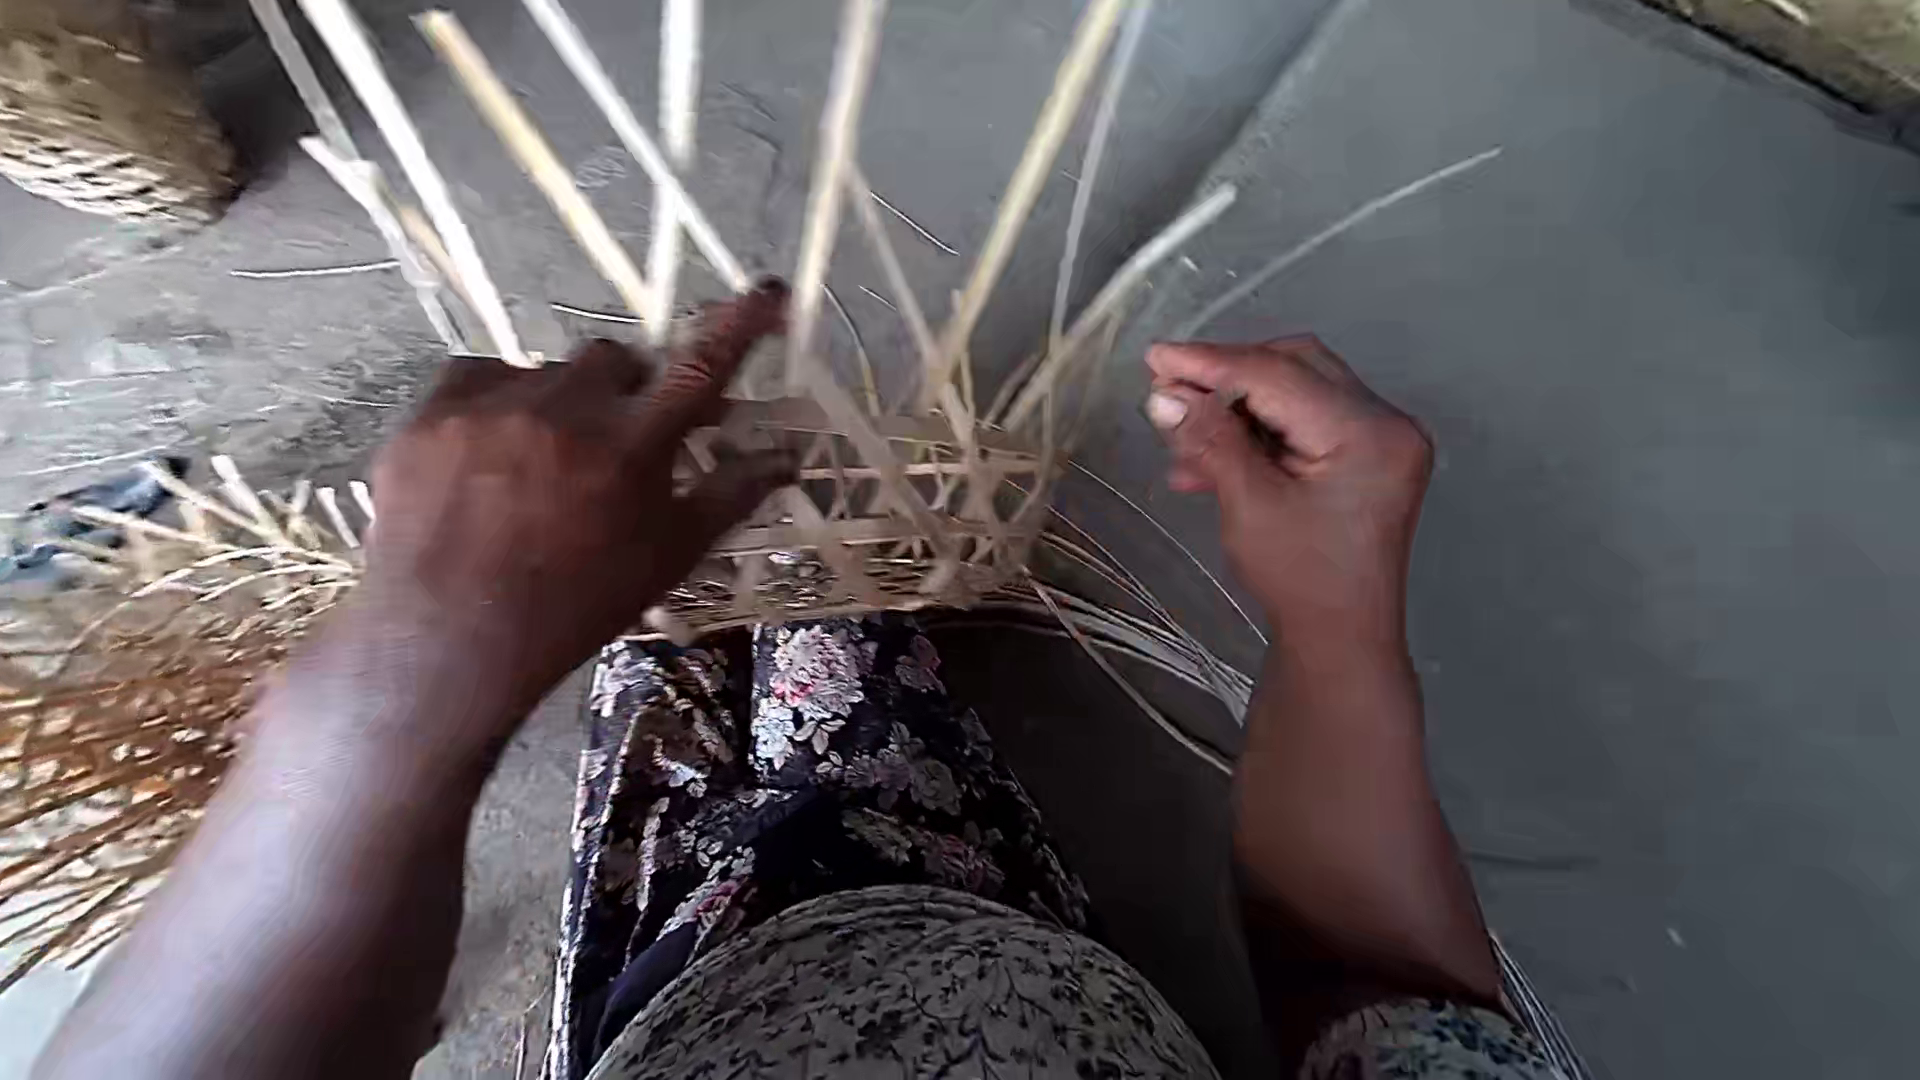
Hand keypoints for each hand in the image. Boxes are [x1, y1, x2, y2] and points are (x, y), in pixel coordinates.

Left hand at [350, 280, 793, 723]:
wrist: (455, 640)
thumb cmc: (587, 599)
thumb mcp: (674, 552)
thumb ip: (733, 494)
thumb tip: (789, 460)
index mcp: (634, 446)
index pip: (702, 368)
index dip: (741, 326)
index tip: (768, 292)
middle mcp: (566, 409)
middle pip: (621, 359)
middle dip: (635, 389)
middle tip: (630, 434)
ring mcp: (491, 405)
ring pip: (553, 371)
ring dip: (572, 401)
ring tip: (557, 456)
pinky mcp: (429, 414)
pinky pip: (483, 375)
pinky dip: (507, 399)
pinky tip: (501, 447)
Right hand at [1144, 337, 1431, 640]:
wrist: (1336, 635)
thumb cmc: (1297, 576)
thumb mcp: (1248, 504)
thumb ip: (1209, 441)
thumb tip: (1162, 395)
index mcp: (1368, 431)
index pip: (1278, 375)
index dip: (1210, 363)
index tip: (1155, 357)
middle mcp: (1382, 421)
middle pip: (1293, 368)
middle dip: (1224, 376)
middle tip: (1169, 390)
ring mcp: (1373, 438)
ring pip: (1289, 394)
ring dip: (1231, 409)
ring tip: (1181, 436)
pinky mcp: (1354, 456)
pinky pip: (1293, 425)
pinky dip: (1248, 435)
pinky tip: (1204, 463)